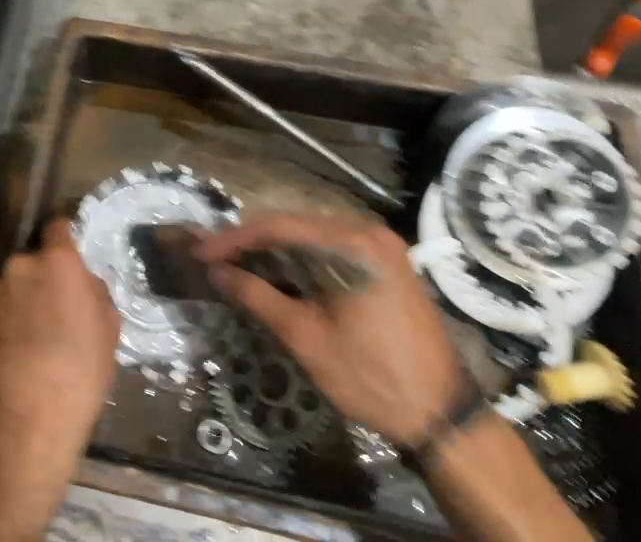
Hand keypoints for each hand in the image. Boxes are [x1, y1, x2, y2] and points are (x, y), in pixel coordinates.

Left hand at [0, 218, 120, 460]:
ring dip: (28, 292)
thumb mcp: (108, 326)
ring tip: (42, 325)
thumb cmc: (83, 368)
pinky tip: (25, 338)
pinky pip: (4, 302)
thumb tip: (85, 282)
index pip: (58, 227)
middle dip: (47, 272)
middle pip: (36, 257)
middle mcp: (22, 264)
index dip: (66, 239)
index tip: (74, 257)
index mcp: (58, 260)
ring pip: (18, 280)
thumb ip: (95, 292)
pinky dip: (13, 312)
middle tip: (62, 301)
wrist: (33, 414)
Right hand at [198, 214, 462, 443]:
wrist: (441, 413)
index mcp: (352, 243)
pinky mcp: (385, 264)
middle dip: (251, 245)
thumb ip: (257, 296)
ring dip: (274, 254)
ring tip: (236, 270)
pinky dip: (301, 263)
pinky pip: (331, 252)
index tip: (200, 253)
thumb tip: (216, 272)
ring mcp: (380, 247)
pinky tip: (276, 277)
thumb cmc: (371, 376)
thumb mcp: (305, 338)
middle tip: (214, 262)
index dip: (233, 239)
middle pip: (295, 227)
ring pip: (312, 239)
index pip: (279, 227)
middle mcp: (368, 232)